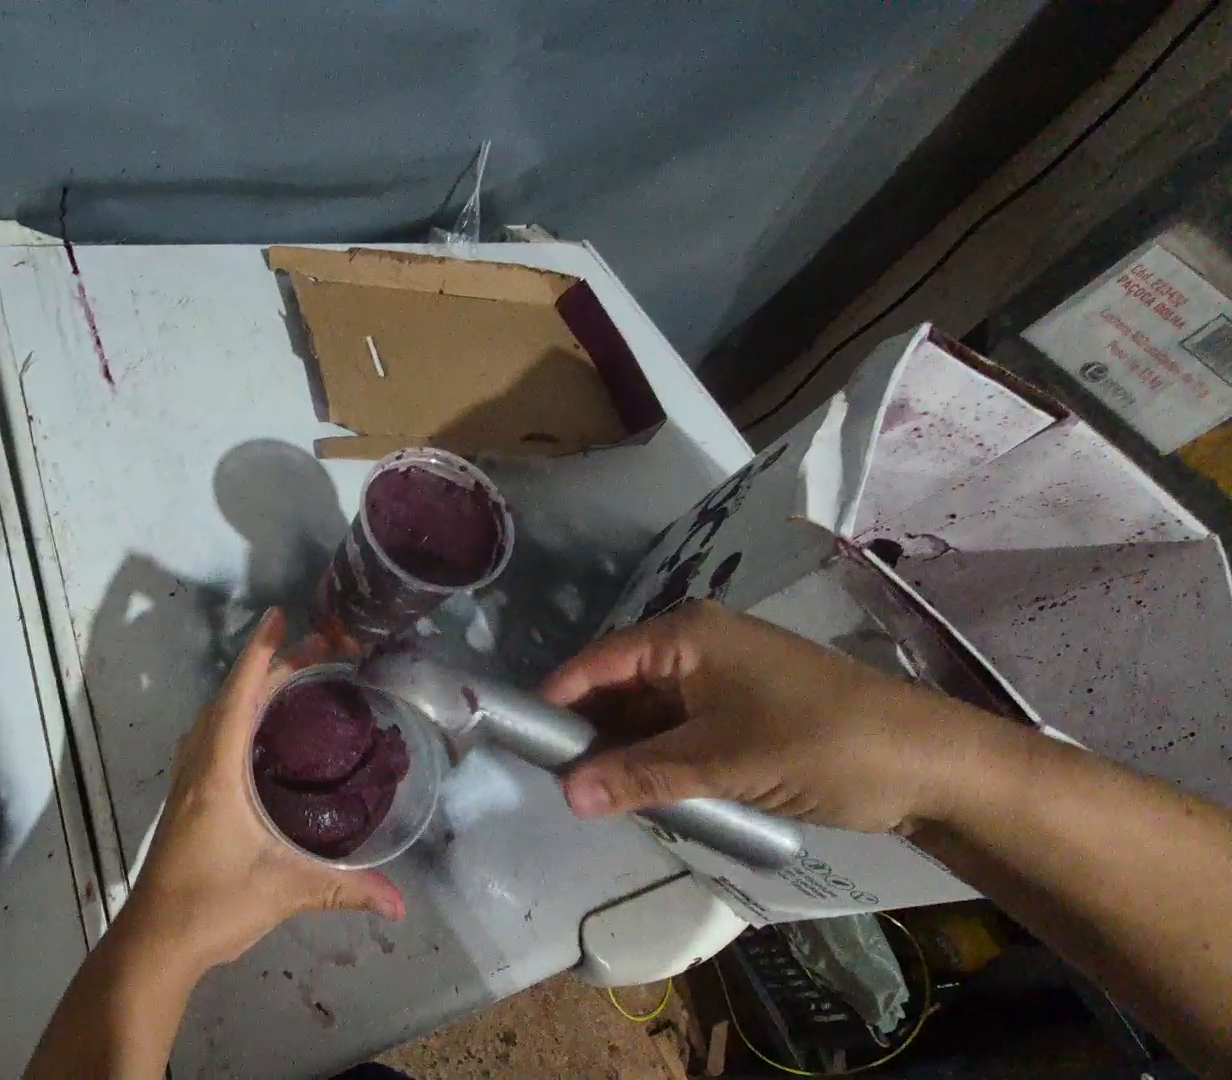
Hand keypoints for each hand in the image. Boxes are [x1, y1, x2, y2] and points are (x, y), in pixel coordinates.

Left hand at [117, 608, 404, 978]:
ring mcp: (188, 779)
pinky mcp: (188, 795)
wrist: (154, 942)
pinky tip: (260, 727)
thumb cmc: (211, 906)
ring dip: (251, 688)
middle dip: (271, 666)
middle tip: (317, 649)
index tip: (278, 616)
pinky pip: (212, 734)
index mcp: (216, 772)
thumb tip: (400, 903)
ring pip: (217, 715)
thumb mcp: (282, 891)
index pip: (238, 698)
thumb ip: (342, 889)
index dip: (259, 654)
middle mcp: (198, 764)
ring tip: (293, 677)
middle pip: (231, 698)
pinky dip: (237, 713)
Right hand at [541, 600, 1005, 834]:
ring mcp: (718, 674)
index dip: (557, 697)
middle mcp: (693, 645)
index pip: (597, 661)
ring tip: (592, 788)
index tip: (522, 738)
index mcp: (683, 636)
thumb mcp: (721, 763)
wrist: (937, 765)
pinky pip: (677, 723)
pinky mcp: (738, 703)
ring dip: (623, 745)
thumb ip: (640, 776)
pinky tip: (641, 784)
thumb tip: (566, 795)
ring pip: (647, 707)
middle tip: (557, 775)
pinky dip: (657, 751)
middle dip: (589, 728)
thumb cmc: (819, 743)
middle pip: (618, 684)